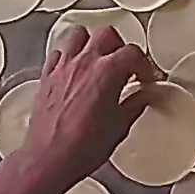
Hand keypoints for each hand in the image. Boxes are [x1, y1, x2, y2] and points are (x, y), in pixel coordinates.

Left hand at [12, 27, 157, 193]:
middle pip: (107, 35)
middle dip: (120, 47)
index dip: (144, 66)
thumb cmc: (84, 145)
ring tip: (100, 61)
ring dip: (93, 44)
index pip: (133, 53)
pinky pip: (58, 54)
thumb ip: (136, 104)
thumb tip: (146, 95)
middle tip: (126, 66)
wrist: (50, 158)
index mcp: (107, 71)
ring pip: (79, 35)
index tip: (146, 79)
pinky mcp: (47, 77)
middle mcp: (84, 63)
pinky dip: (69, 56)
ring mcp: (63, 67)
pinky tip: (76, 71)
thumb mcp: (120, 125)